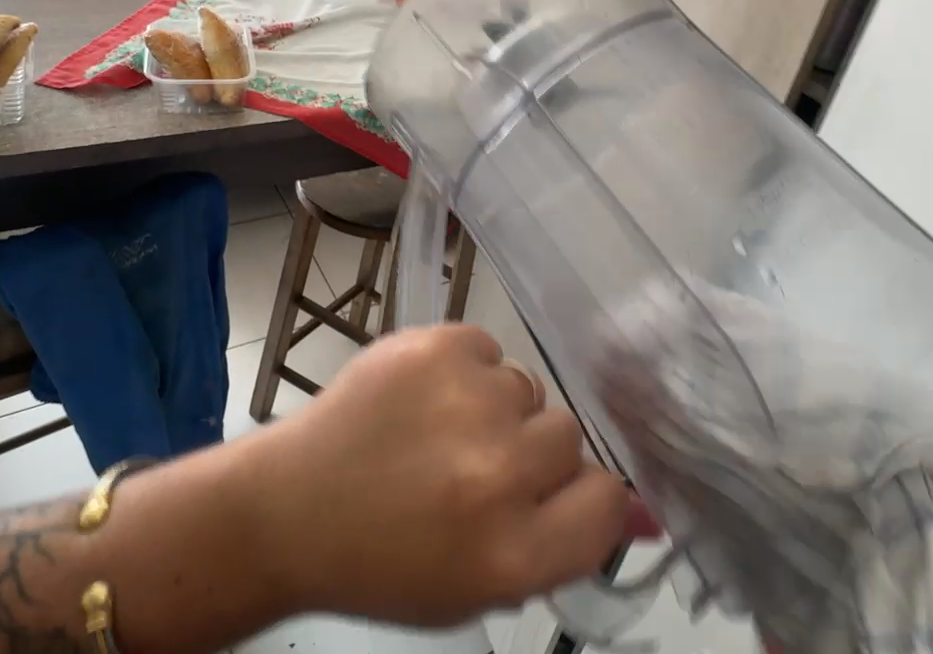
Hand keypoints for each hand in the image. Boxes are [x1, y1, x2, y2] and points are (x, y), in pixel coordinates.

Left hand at [256, 325, 631, 626]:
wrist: (287, 508)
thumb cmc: (385, 560)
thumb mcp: (480, 586)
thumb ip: (566, 546)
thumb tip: (645, 513)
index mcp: (509, 552)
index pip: (606, 501)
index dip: (585, 495)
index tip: (553, 495)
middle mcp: (497, 474)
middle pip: (568, 435)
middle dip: (530, 451)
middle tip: (474, 467)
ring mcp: (465, 401)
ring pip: (527, 388)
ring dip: (495, 408)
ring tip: (437, 432)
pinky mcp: (435, 346)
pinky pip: (488, 348)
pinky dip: (463, 370)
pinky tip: (421, 398)